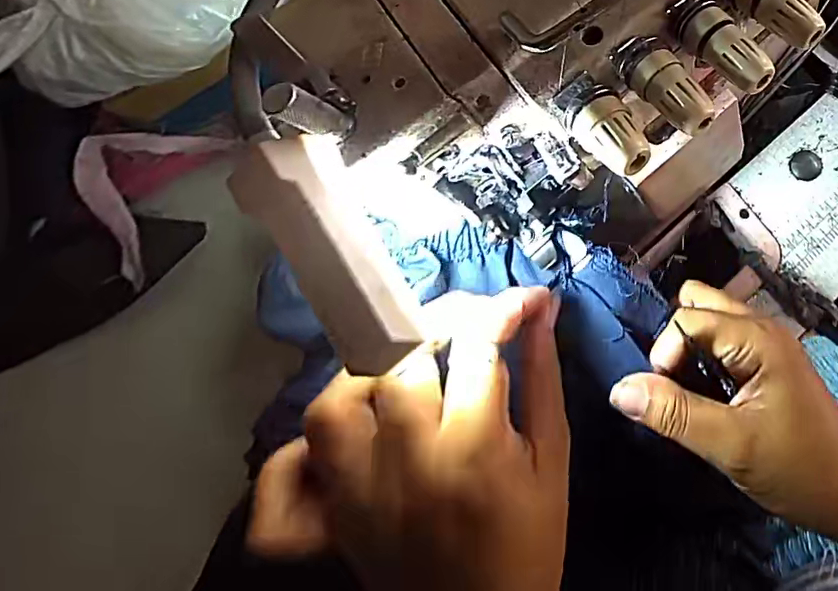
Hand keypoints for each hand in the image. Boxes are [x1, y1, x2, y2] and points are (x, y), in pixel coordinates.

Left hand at [248, 287, 569, 590]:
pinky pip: (284, 480)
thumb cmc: (531, 538)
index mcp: (472, 447)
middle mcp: (403, 465)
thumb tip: (541, 311)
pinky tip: (354, 431)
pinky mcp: (326, 527)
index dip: (506, 307)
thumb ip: (544, 374)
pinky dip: (305, 447)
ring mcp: (354, 498)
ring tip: (412, 367)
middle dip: (442, 322)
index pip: (477, 343)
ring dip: (372, 369)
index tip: (529, 301)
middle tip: (473, 324)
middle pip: (398, 360)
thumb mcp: (553, 452)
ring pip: (333, 404)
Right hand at [607, 281, 837, 525]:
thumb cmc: (797, 466)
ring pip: (708, 321)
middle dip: (675, 342)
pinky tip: (708, 397)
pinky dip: (705, 361)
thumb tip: (622, 389)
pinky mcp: (765, 358)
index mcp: (757, 336)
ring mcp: (765, 340)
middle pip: (698, 304)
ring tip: (692, 397)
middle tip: (677, 390)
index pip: (688, 317)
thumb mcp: (730, 445)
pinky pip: (722, 341)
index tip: (665, 398)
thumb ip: (675, 414)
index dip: (666, 353)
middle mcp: (760, 326)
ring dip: (690, 352)